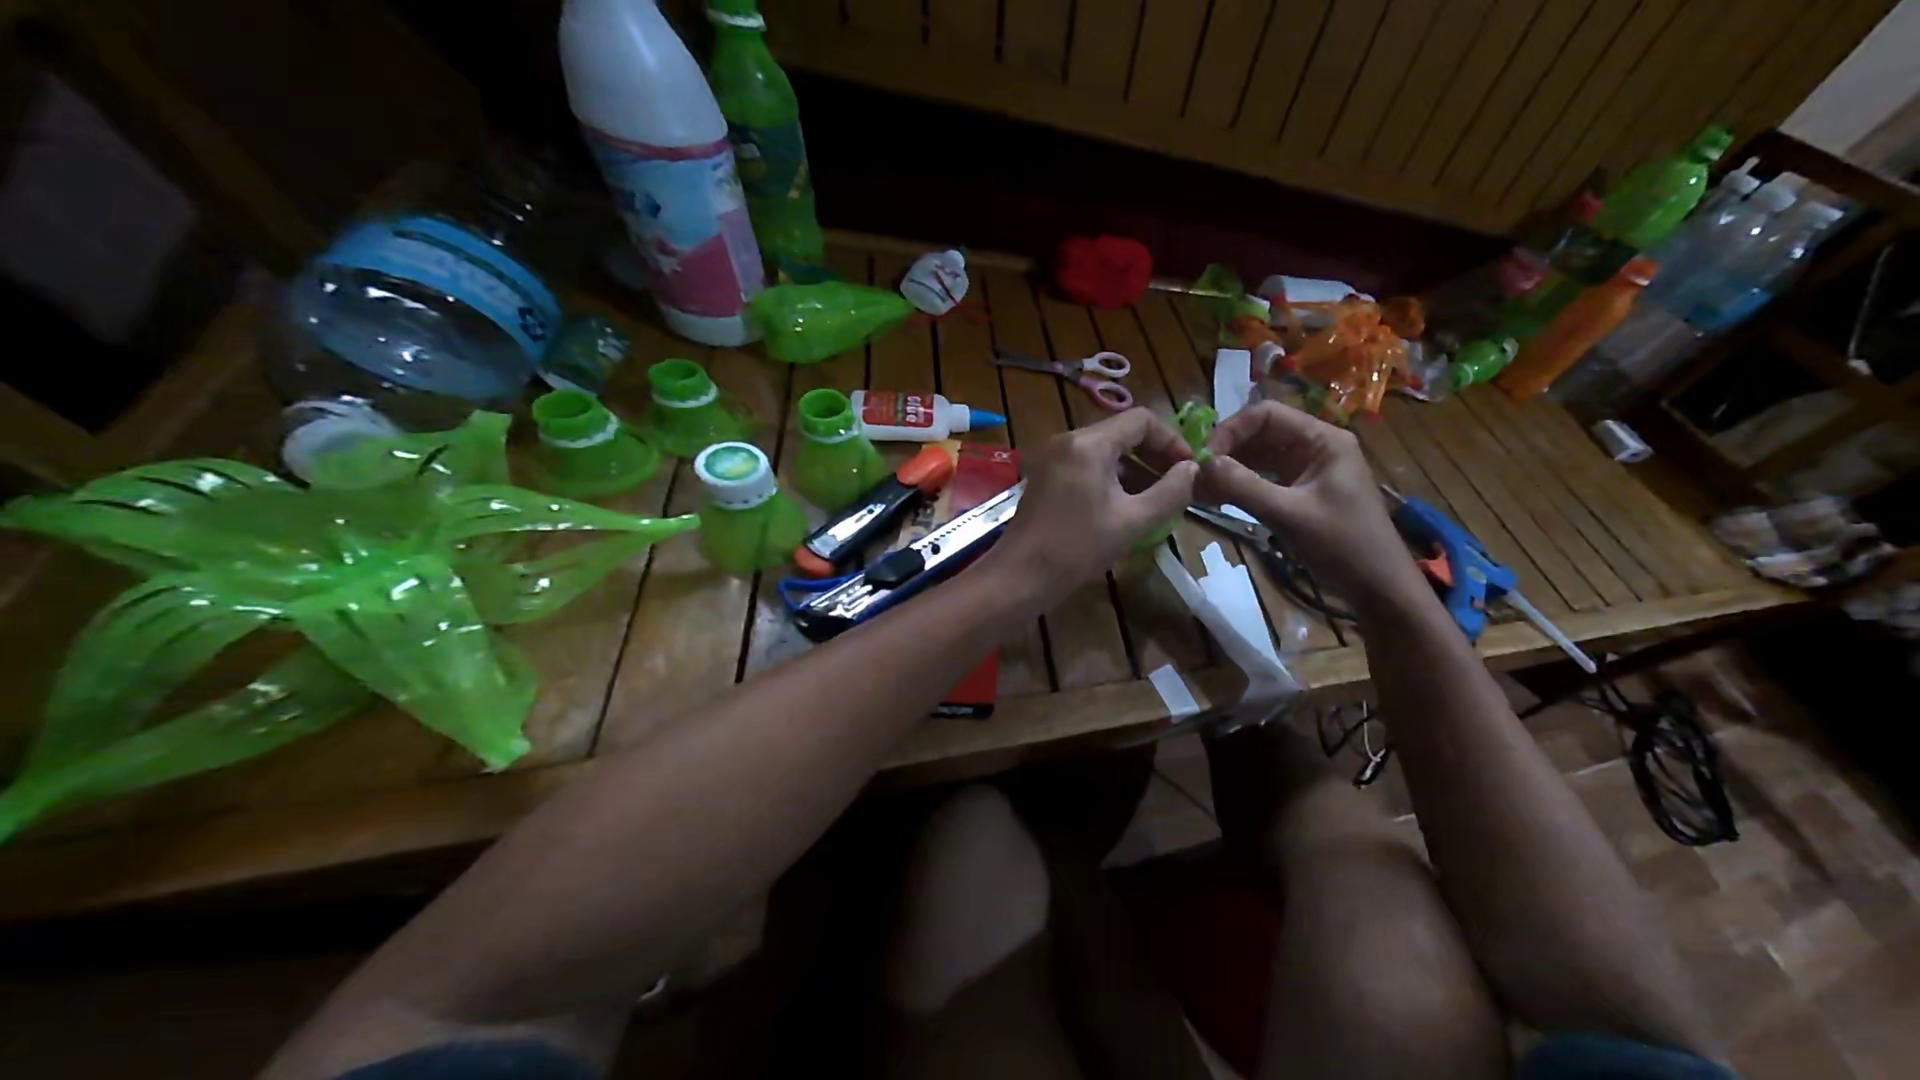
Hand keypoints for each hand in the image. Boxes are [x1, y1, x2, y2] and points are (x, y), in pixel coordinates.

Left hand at [986, 409, 1197, 598]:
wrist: (1021, 576)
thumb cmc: (1078, 548)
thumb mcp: (1133, 521)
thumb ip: (1170, 491)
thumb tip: (1192, 469)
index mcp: (1088, 443)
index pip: (1141, 420)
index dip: (1171, 440)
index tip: (1189, 468)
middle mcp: (1067, 440)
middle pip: (1122, 432)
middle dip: (1154, 455)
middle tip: (1179, 483)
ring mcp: (1052, 457)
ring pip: (1105, 450)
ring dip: (1134, 468)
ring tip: (1159, 497)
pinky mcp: (1046, 476)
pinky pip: (1087, 464)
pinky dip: (1111, 477)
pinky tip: (1128, 503)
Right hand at [1202, 402, 1423, 606]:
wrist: (1378, 586)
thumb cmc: (1343, 545)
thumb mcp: (1289, 514)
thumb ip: (1244, 486)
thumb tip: (1201, 465)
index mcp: (1323, 440)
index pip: (1266, 414)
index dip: (1231, 430)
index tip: (1204, 458)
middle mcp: (1314, 446)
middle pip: (1259, 434)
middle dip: (1225, 451)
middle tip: (1194, 475)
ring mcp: (1307, 469)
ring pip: (1257, 457)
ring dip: (1228, 469)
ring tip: (1197, 489)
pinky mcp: (1299, 492)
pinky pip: (1262, 479)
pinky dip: (1238, 486)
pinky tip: (1213, 498)